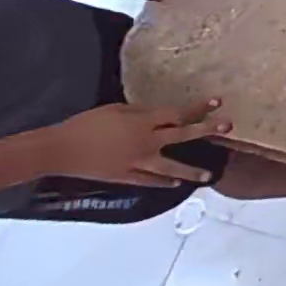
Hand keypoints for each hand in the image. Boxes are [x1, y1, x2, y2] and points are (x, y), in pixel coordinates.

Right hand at [33, 99, 230, 186]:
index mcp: (144, 123)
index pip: (178, 114)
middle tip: (228, 127)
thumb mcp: (117, 109)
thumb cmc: (86, 124)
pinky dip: (163, 181)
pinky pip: (150, 180)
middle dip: (207, 130)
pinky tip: (175, 182)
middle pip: (183, 136)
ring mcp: (138, 162)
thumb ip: (143, 112)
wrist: (58, 150)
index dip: (199, 108)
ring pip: (171, 167)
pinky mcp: (126, 177)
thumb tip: (163, 114)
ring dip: (192, 170)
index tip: (217, 102)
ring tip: (209, 175)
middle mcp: (147, 143)